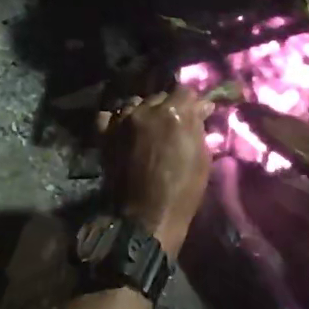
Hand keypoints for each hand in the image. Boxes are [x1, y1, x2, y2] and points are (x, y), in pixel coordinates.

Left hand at [97, 87, 214, 257]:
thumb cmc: (183, 190)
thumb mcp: (202, 157)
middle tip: (173, 125)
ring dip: (144, 112)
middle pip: (160, 96)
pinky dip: (117, 119)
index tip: (196, 113)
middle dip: (169, 106)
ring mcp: (123, 121)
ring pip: (135, 103)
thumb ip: (199, 127)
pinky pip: (108, 116)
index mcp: (174, 113)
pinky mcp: (106, 135)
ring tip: (148, 127)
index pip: (185, 91)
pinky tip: (125, 129)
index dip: (191, 102)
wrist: (147, 217)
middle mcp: (147, 110)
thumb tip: (201, 109)